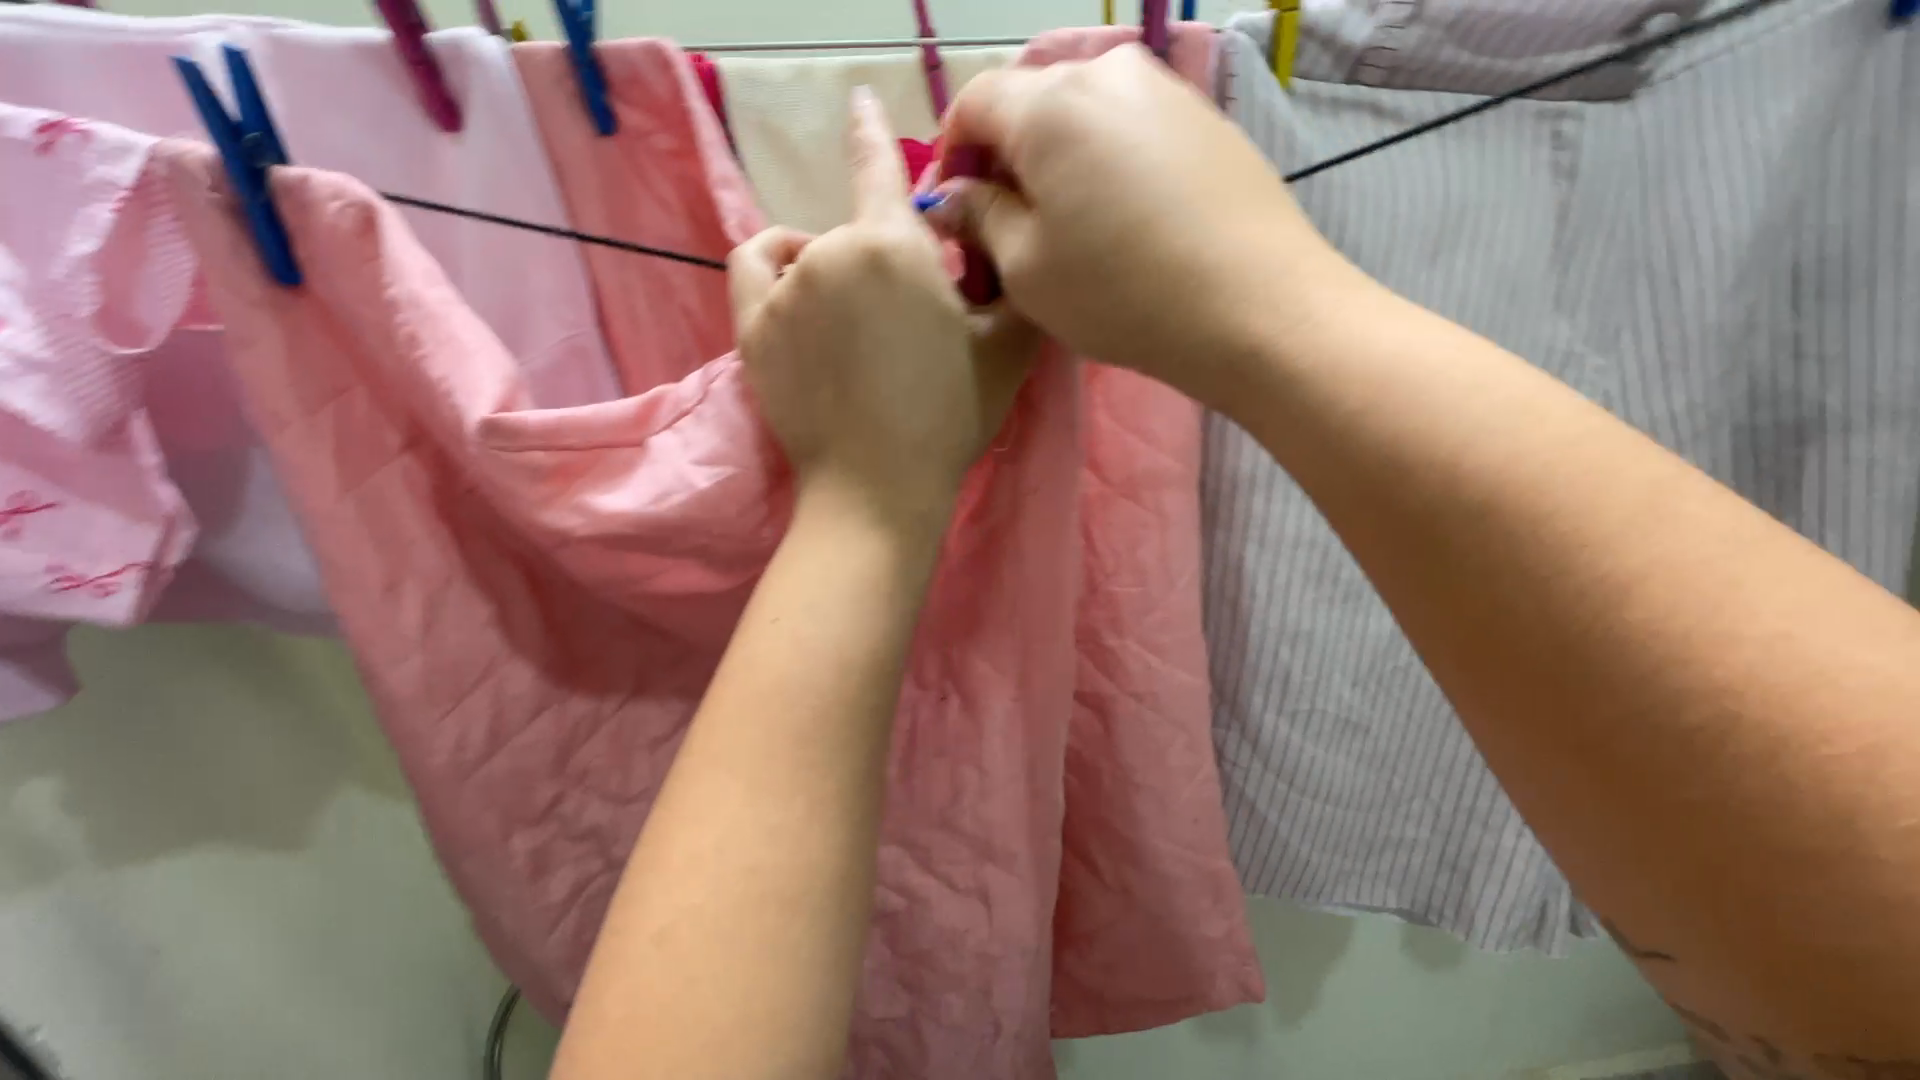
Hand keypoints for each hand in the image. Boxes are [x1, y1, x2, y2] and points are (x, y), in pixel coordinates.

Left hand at [731, 87, 1038, 534]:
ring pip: (809, 249)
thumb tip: (994, 243)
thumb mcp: (1007, 347)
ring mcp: (784, 289)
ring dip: (835, 268)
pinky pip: (753, 262)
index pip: (881, 166)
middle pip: (856, 229)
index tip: (859, 102)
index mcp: (894, 245)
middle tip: (905, 319)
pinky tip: (796, 284)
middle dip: (883, 257)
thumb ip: (1006, 279)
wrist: (878, 488)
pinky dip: (775, 262)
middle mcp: (830, 250)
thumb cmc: (949, 418)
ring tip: (856, 319)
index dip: (873, 132)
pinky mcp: (752, 327)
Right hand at [927, 46, 1367, 406]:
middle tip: (1003, 225)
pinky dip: (1106, 164)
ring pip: (1084, 115)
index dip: (951, 154)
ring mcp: (1167, 91)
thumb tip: (954, 197)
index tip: (952, 210)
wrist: (1257, 308)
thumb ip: (980, 218)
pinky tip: (1119, 220)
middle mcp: (1109, 73)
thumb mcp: (1027, 267)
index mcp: (1051, 102)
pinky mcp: (1207, 121)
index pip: (974, 102)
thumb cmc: (1121, 293)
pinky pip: (1131, 130)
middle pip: (1031, 101)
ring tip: (1064, 227)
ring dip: (1057, 161)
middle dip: (1005, 158)